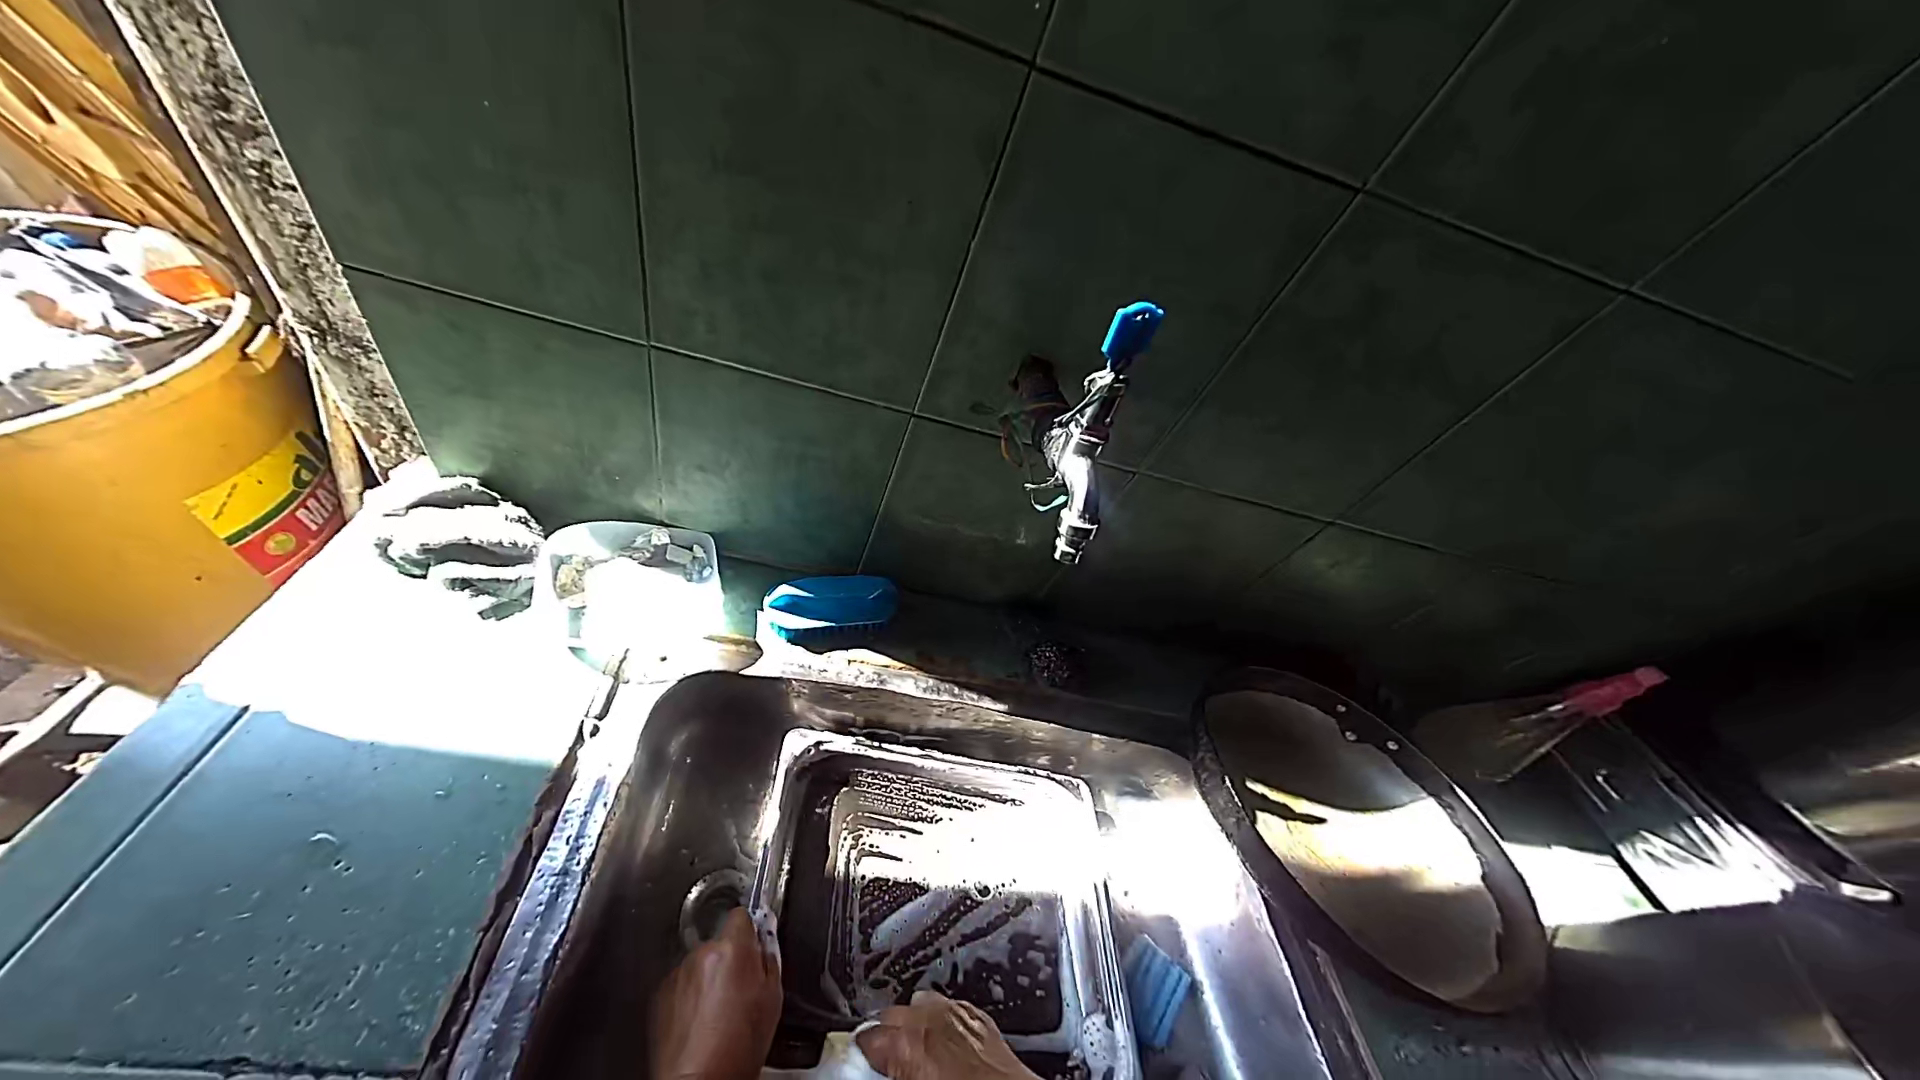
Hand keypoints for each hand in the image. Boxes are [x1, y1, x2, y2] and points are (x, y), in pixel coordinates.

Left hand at [650, 907, 782, 1079]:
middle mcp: (702, 954)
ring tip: (719, 1010)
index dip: (750, 928)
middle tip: (740, 987)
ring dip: (709, 977)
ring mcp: (678, 975)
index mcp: (732, 948)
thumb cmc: (738, 1046)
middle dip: (730, 958)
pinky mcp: (660, 996)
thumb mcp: (773, 996)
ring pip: (701, 964)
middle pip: (720, 942)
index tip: (754, 940)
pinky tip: (701, 1021)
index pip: (741, 915)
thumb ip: (769, 959)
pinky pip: (683, 984)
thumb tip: (765, 943)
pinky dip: (691, 996)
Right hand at [855, 992, 1040, 1079]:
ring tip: (912, 1051)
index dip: (859, 1051)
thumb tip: (876, 1070)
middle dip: (884, 1035)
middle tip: (882, 1062)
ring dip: (912, 1024)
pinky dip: (939, 1022)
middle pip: (890, 1015)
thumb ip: (890, 1072)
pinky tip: (941, 1043)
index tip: (857, 1064)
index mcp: (907, 1042)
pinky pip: (948, 1009)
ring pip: (919, 1005)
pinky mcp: (977, 1017)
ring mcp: (956, 1012)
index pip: (866, 1036)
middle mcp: (930, 1017)